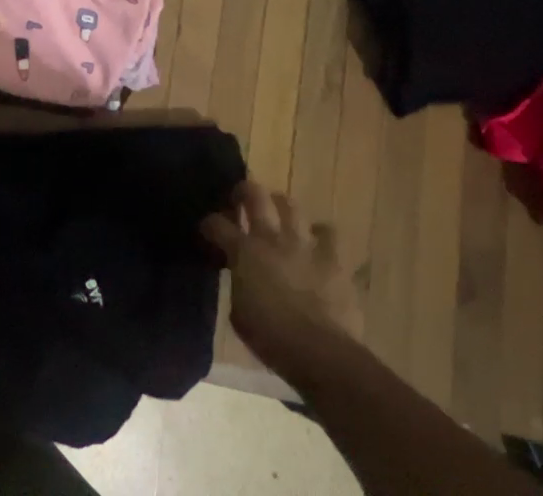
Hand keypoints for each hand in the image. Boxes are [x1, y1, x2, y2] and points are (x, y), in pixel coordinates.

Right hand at [200, 182, 362, 375]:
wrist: (320, 351)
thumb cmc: (270, 336)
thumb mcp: (239, 312)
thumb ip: (238, 285)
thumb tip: (242, 279)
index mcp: (243, 252)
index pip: (216, 224)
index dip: (209, 225)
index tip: (208, 231)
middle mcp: (272, 239)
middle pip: (255, 196)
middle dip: (244, 191)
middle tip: (240, 198)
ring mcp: (305, 245)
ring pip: (292, 206)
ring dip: (282, 206)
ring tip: (280, 215)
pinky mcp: (334, 260)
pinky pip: (329, 233)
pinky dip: (320, 234)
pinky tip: (316, 243)